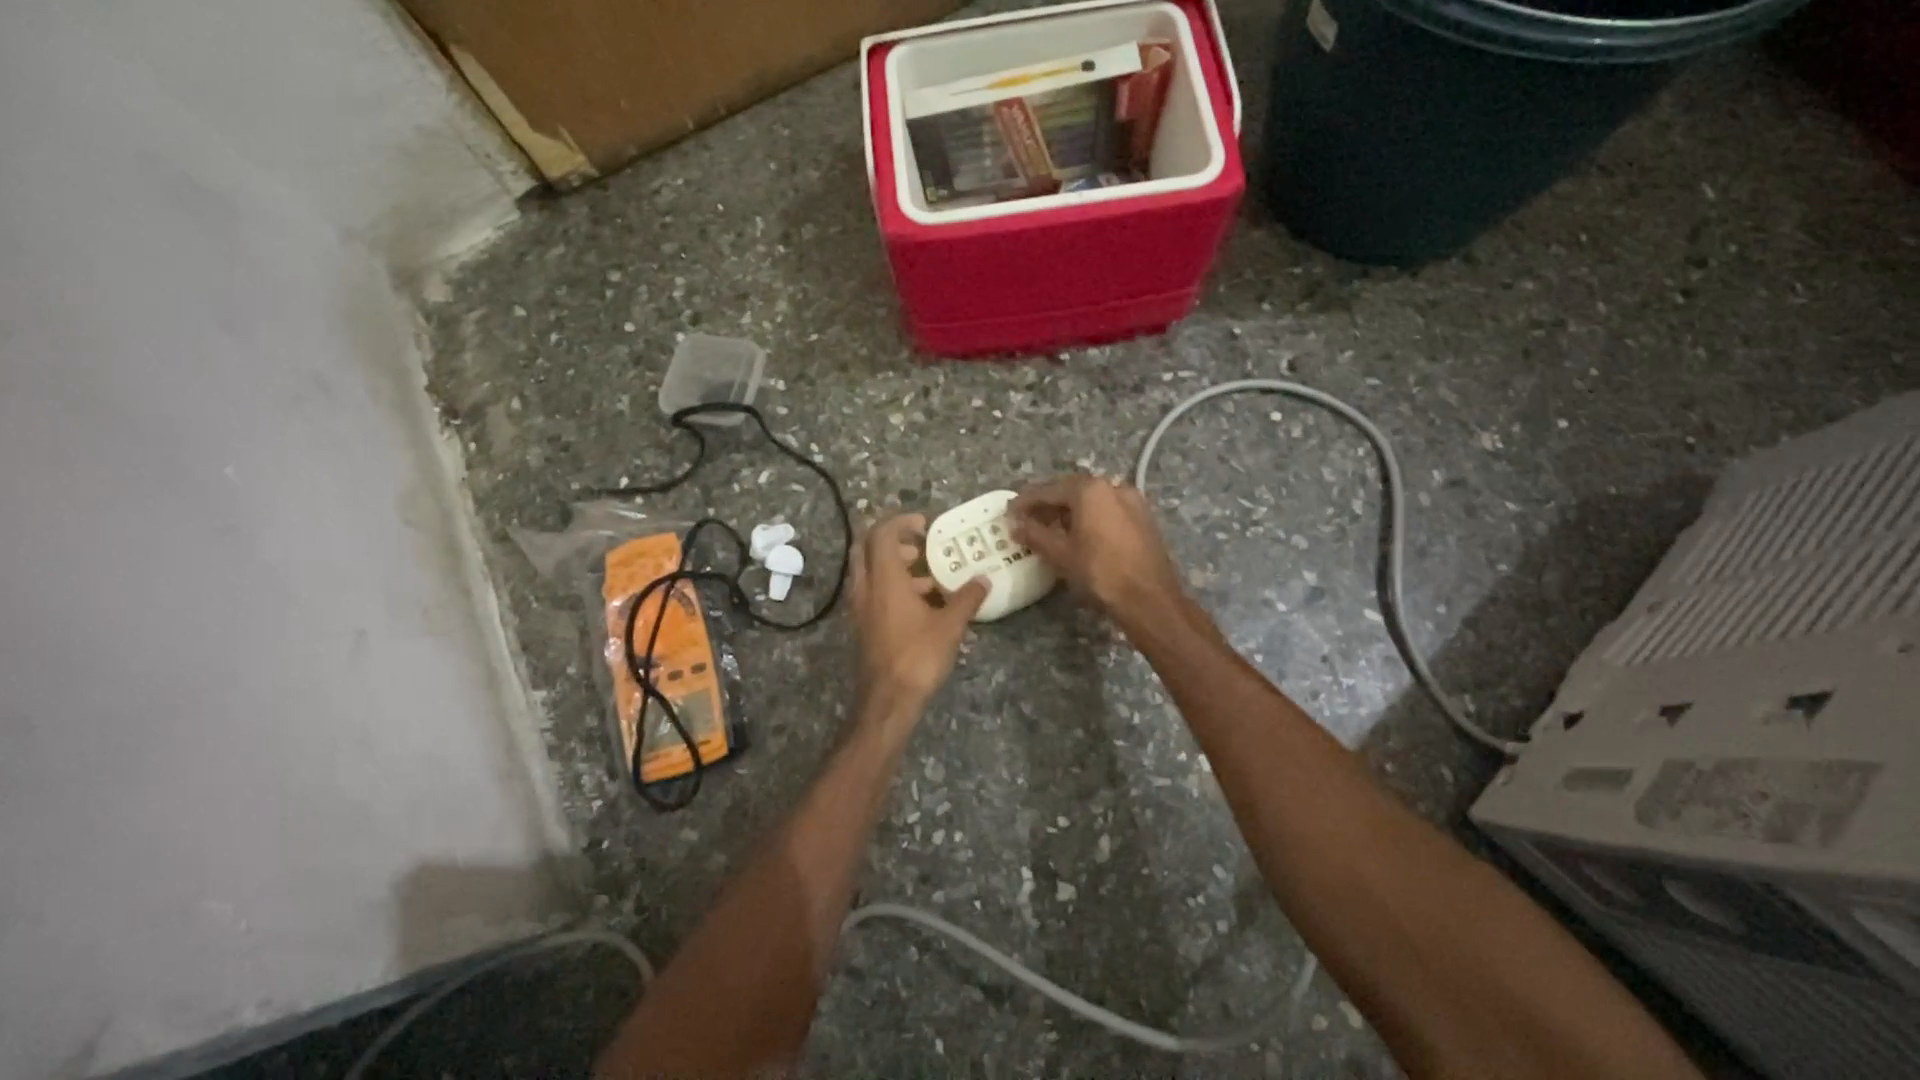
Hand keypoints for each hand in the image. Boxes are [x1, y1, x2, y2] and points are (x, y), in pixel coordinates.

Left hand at [849, 513, 987, 716]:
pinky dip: (890, 587)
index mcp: (884, 579)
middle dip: (891, 541)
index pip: (882, 534)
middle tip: (919, 546)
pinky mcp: (862, 626)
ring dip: (893, 566)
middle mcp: (865, 588)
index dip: (901, 522)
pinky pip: (871, 593)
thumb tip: (984, 579)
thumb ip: (967, 598)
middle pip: (866, 548)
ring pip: (868, 572)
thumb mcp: (950, 625)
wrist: (888, 700)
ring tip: (927, 578)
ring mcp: (859, 608)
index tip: (924, 525)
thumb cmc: (918, 657)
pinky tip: (919, 605)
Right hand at [1010, 474, 1186, 626]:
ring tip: (1049, 529)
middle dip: (1047, 504)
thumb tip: (1015, 525)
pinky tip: (1079, 535)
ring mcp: (1132, 501)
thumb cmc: (1100, 573)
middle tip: (1027, 520)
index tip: (1009, 513)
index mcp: (1090, 490)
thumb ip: (1035, 534)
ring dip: (1068, 511)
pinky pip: (1108, 511)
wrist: (1150, 598)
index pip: (1048, 490)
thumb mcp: (1061, 554)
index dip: (1025, 502)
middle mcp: (1113, 486)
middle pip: (1071, 490)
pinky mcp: (1143, 518)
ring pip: (1091, 500)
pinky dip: (1089, 517)